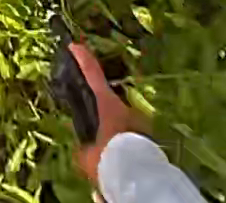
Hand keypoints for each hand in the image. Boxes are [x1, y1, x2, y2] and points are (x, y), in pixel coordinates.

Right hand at [69, 41, 147, 184]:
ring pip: (121, 128)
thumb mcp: (87, 157)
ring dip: (113, 142)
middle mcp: (126, 107)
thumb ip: (83, 149)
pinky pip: (131, 144)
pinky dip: (124, 155)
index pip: (92, 72)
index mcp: (108, 104)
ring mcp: (140, 122)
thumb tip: (83, 150)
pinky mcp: (151, 141)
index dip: (83, 57)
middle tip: (94, 141)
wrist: (141, 181)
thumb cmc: (110, 159)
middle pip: (108, 106)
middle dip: (101, 121)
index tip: (74, 44)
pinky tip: (118, 174)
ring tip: (106, 167)